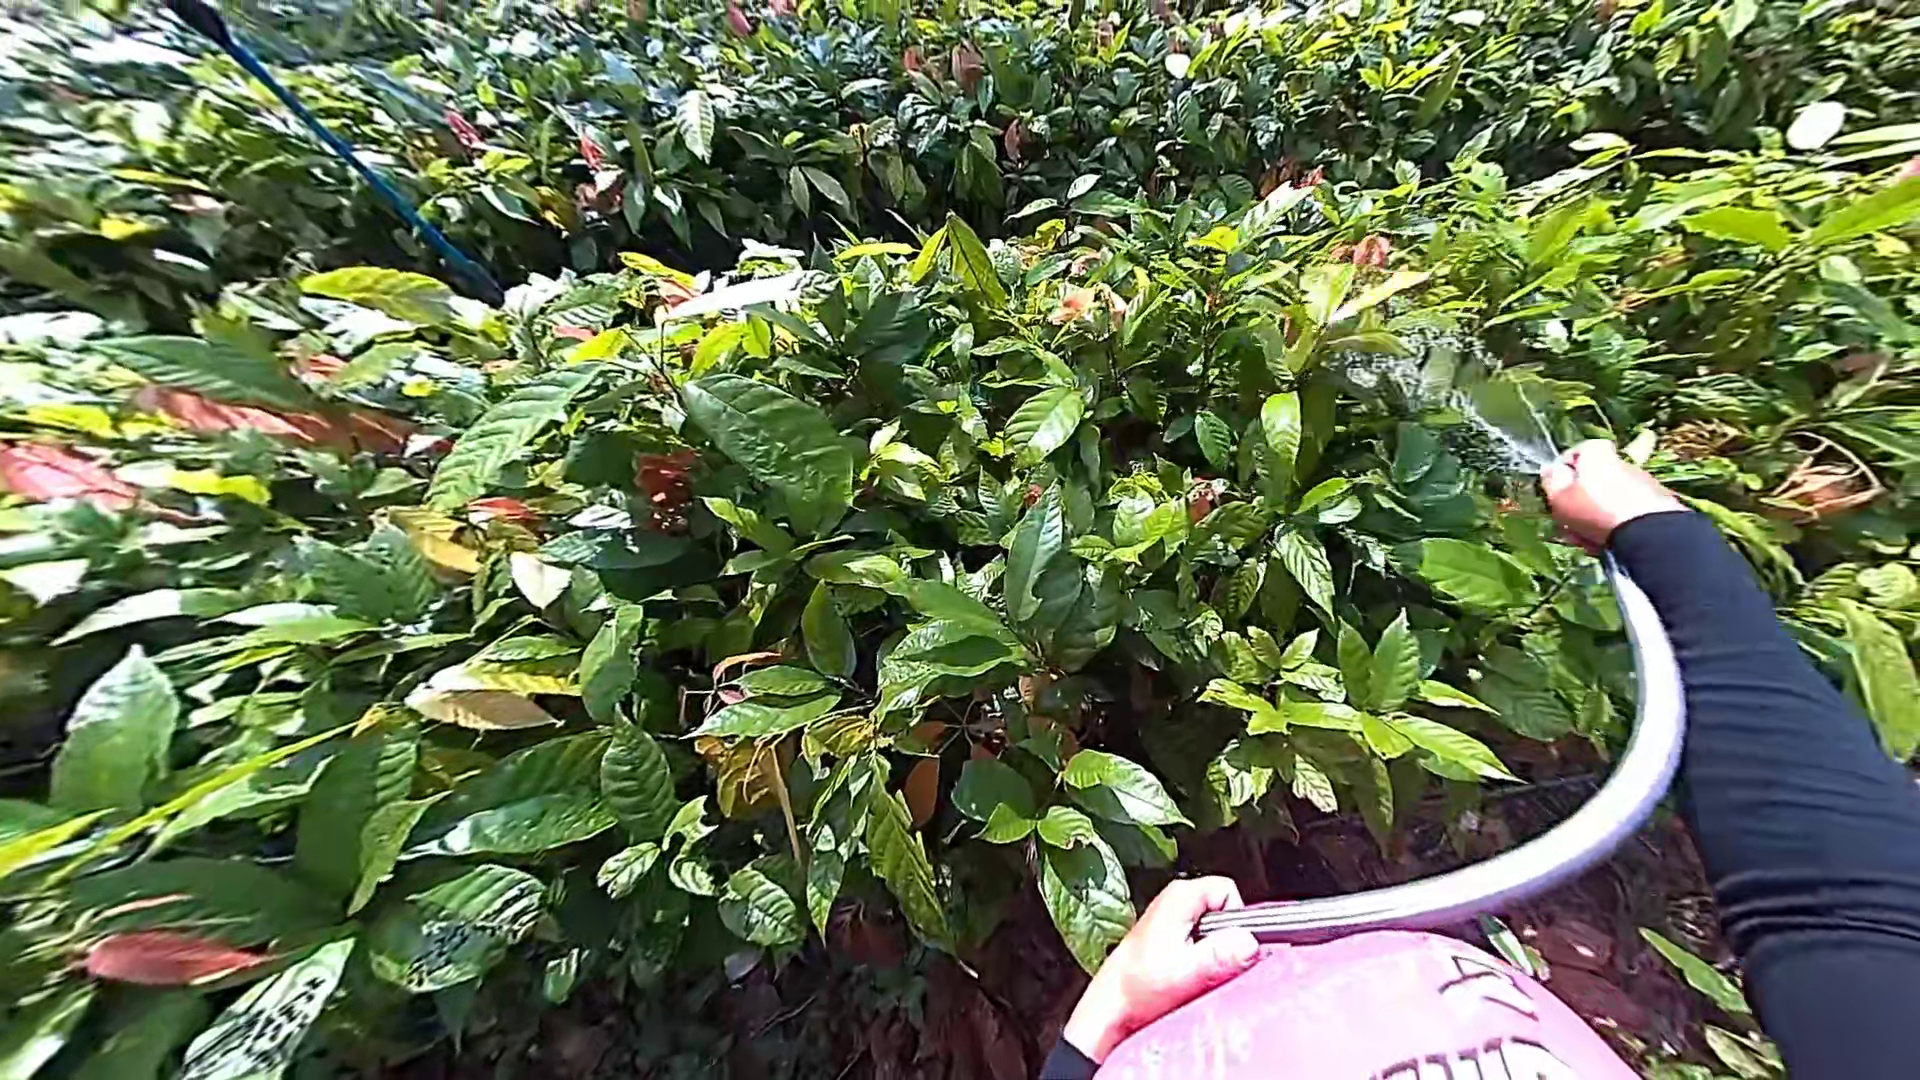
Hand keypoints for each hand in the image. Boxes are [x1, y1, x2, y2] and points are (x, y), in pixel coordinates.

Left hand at [1060, 876, 1260, 1062]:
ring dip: (1214, 951)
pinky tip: (1189, 973)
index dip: (1237, 920)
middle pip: (1223, 909)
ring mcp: (1171, 915)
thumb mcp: (1187, 971)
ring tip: (1197, 972)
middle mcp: (1175, 898)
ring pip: (1214, 927)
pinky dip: (1202, 956)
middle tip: (1212, 965)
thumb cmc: (1139, 983)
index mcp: (1180, 895)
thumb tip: (1249, 942)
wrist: (1114, 1001)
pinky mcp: (1169, 932)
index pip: (1228, 890)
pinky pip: (1201, 939)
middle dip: (1227, 939)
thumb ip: (1220, 955)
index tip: (1231, 947)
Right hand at [1540, 439, 1685, 551]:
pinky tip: (1604, 540)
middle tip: (1566, 513)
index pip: (1586, 447)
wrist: (1651, 535)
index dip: (1569, 460)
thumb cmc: (1595, 511)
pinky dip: (1614, 522)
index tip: (1558, 478)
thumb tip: (1551, 468)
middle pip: (1597, 476)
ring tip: (1583, 535)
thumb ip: (1552, 480)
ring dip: (1595, 511)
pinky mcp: (1660, 507)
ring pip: (1610, 496)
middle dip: (1580, 493)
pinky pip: (1627, 511)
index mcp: (1600, 460)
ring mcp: (1646, 486)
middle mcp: (1626, 467)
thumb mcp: (1559, 497)